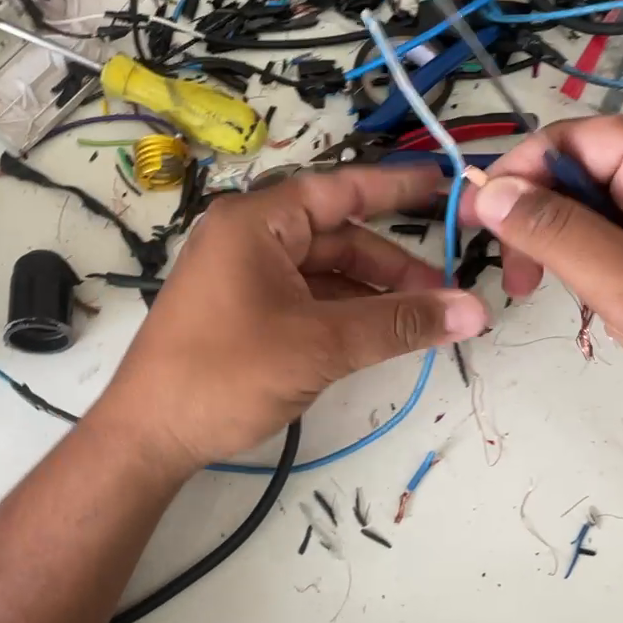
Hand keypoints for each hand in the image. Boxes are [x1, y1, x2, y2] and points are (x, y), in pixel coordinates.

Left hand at [87, 167, 487, 472]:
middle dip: (392, 266)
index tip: (446, 187)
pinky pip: (304, 299)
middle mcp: (248, 239)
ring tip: (422, 323)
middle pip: (336, 237)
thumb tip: (474, 310)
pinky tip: (377, 337)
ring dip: (371, 295)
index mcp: (256, 222)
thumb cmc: (226, 374)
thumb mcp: (319, 345)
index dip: (397, 188)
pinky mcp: (240, 312)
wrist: (148, 435)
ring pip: (323, 273)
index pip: (340, 189)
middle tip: (446, 295)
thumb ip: (398, 324)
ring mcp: (242, 276)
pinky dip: (341, 315)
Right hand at [467, 115, 622, 418]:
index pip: (571, 139)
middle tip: (518, 280)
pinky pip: (620, 223)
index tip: (477, 227)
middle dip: (536, 218)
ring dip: (560, 240)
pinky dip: (590, 253)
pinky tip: (589, 289)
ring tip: (547, 290)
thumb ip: (553, 231)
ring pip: (595, 200)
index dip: (516, 175)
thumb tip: (486, 190)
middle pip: (580, 168)